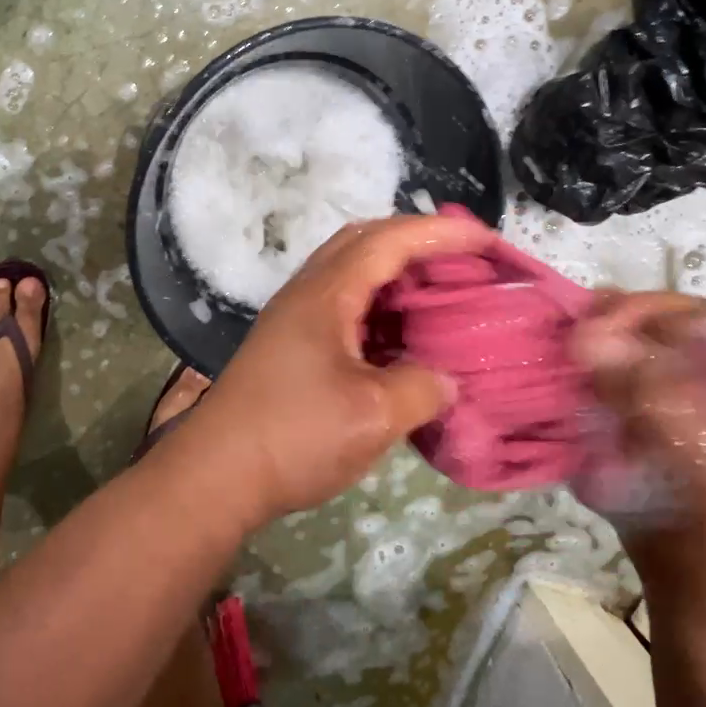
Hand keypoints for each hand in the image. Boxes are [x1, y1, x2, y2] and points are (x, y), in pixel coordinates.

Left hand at [177, 213, 494, 527]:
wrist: (216, 473)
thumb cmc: (294, 435)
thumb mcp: (373, 415)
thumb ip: (420, 387)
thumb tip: (445, 378)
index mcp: (326, 293)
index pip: (390, 240)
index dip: (442, 233)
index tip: (489, 240)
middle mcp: (306, 292)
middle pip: (365, 242)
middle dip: (418, 242)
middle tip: (465, 262)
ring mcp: (294, 318)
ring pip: (351, 272)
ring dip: (396, 273)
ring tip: (442, 294)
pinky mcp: (290, 345)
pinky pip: (343, 304)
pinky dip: (379, 305)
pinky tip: (403, 337)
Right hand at [571, 292, 705, 645]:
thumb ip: (658, 399)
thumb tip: (587, 335)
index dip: (667, 317)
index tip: (608, 324)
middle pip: (691, 332)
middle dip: (633, 326)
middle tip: (582, 328)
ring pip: (657, 351)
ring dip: (612, 341)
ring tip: (573, 339)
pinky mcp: (672, 423)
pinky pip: (636, 380)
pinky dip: (604, 368)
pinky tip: (577, 365)